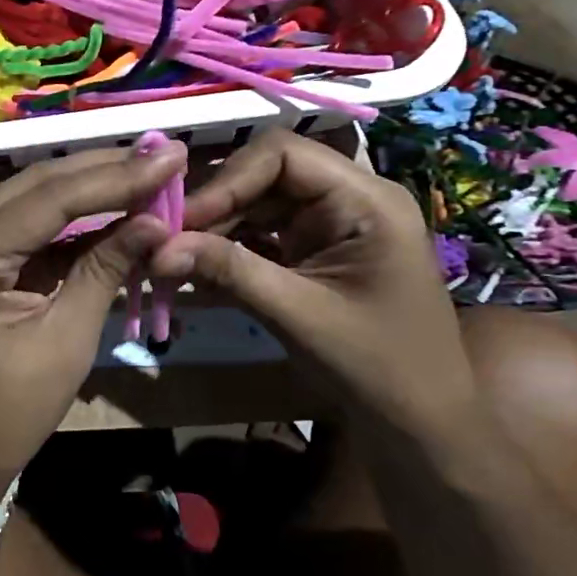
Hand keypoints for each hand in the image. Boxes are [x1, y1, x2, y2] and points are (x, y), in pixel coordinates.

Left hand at [0, 145, 186, 503]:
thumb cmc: (17, 406)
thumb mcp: (69, 336)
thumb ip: (107, 268)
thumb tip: (157, 220)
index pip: (49, 201)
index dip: (114, 178)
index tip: (170, 159)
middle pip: (39, 185)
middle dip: (105, 169)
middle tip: (164, 155)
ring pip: (38, 196)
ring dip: (93, 183)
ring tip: (149, 169)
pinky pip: (37, 222)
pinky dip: (80, 213)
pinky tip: (119, 201)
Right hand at [149, 130, 473, 424]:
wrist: (418, 421)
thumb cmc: (374, 366)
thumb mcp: (298, 315)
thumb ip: (230, 272)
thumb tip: (158, 250)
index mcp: (365, 200)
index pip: (284, 154)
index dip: (228, 179)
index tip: (183, 220)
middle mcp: (350, 197)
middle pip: (267, 174)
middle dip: (217, 205)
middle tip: (168, 240)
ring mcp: (332, 223)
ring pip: (259, 203)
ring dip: (217, 227)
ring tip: (174, 255)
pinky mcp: (316, 248)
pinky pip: (264, 231)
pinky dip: (230, 247)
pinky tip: (198, 265)